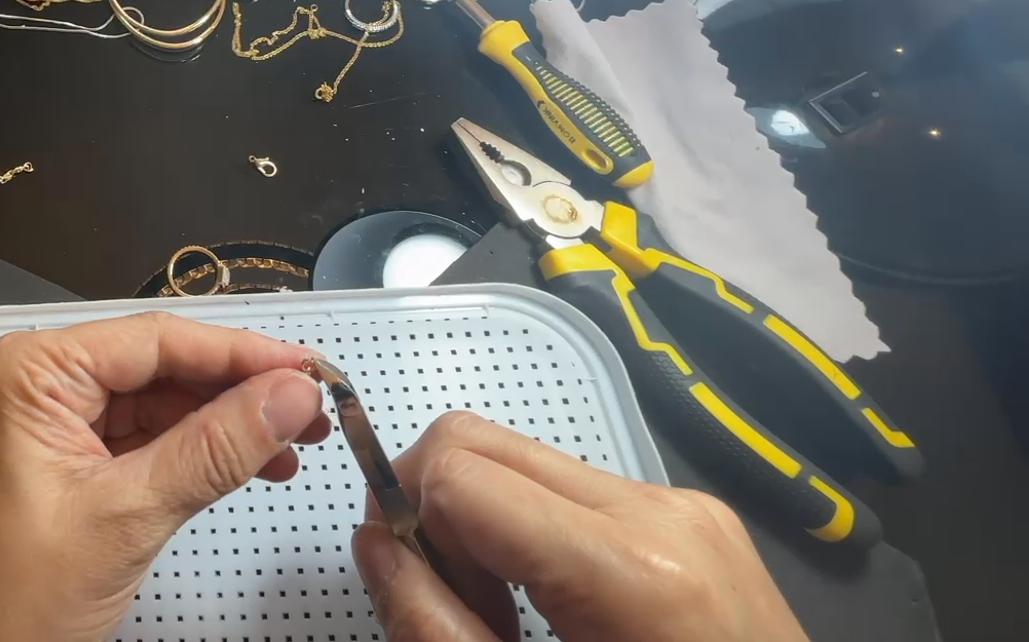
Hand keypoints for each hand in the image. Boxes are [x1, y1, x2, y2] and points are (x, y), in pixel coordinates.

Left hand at [0, 311, 331, 641]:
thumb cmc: (18, 594)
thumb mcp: (128, 514)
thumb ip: (215, 447)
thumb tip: (293, 393)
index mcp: (38, 368)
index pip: (155, 340)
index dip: (238, 351)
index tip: (308, 367)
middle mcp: (46, 376)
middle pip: (161, 365)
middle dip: (238, 388)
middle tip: (313, 406)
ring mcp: (59, 413)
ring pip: (161, 398)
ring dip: (226, 420)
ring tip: (296, 440)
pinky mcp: (73, 450)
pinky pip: (148, 433)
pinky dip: (200, 448)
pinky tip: (252, 461)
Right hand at [353, 411, 808, 641]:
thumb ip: (434, 630)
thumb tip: (371, 541)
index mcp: (632, 570)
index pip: (458, 471)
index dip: (408, 519)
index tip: (416, 589)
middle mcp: (659, 508)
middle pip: (476, 440)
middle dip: (430, 504)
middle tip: (445, 593)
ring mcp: (683, 505)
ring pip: (511, 456)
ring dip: (475, 518)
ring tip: (501, 611)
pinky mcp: (690, 513)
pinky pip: (557, 483)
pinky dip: (520, 526)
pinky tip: (547, 600)